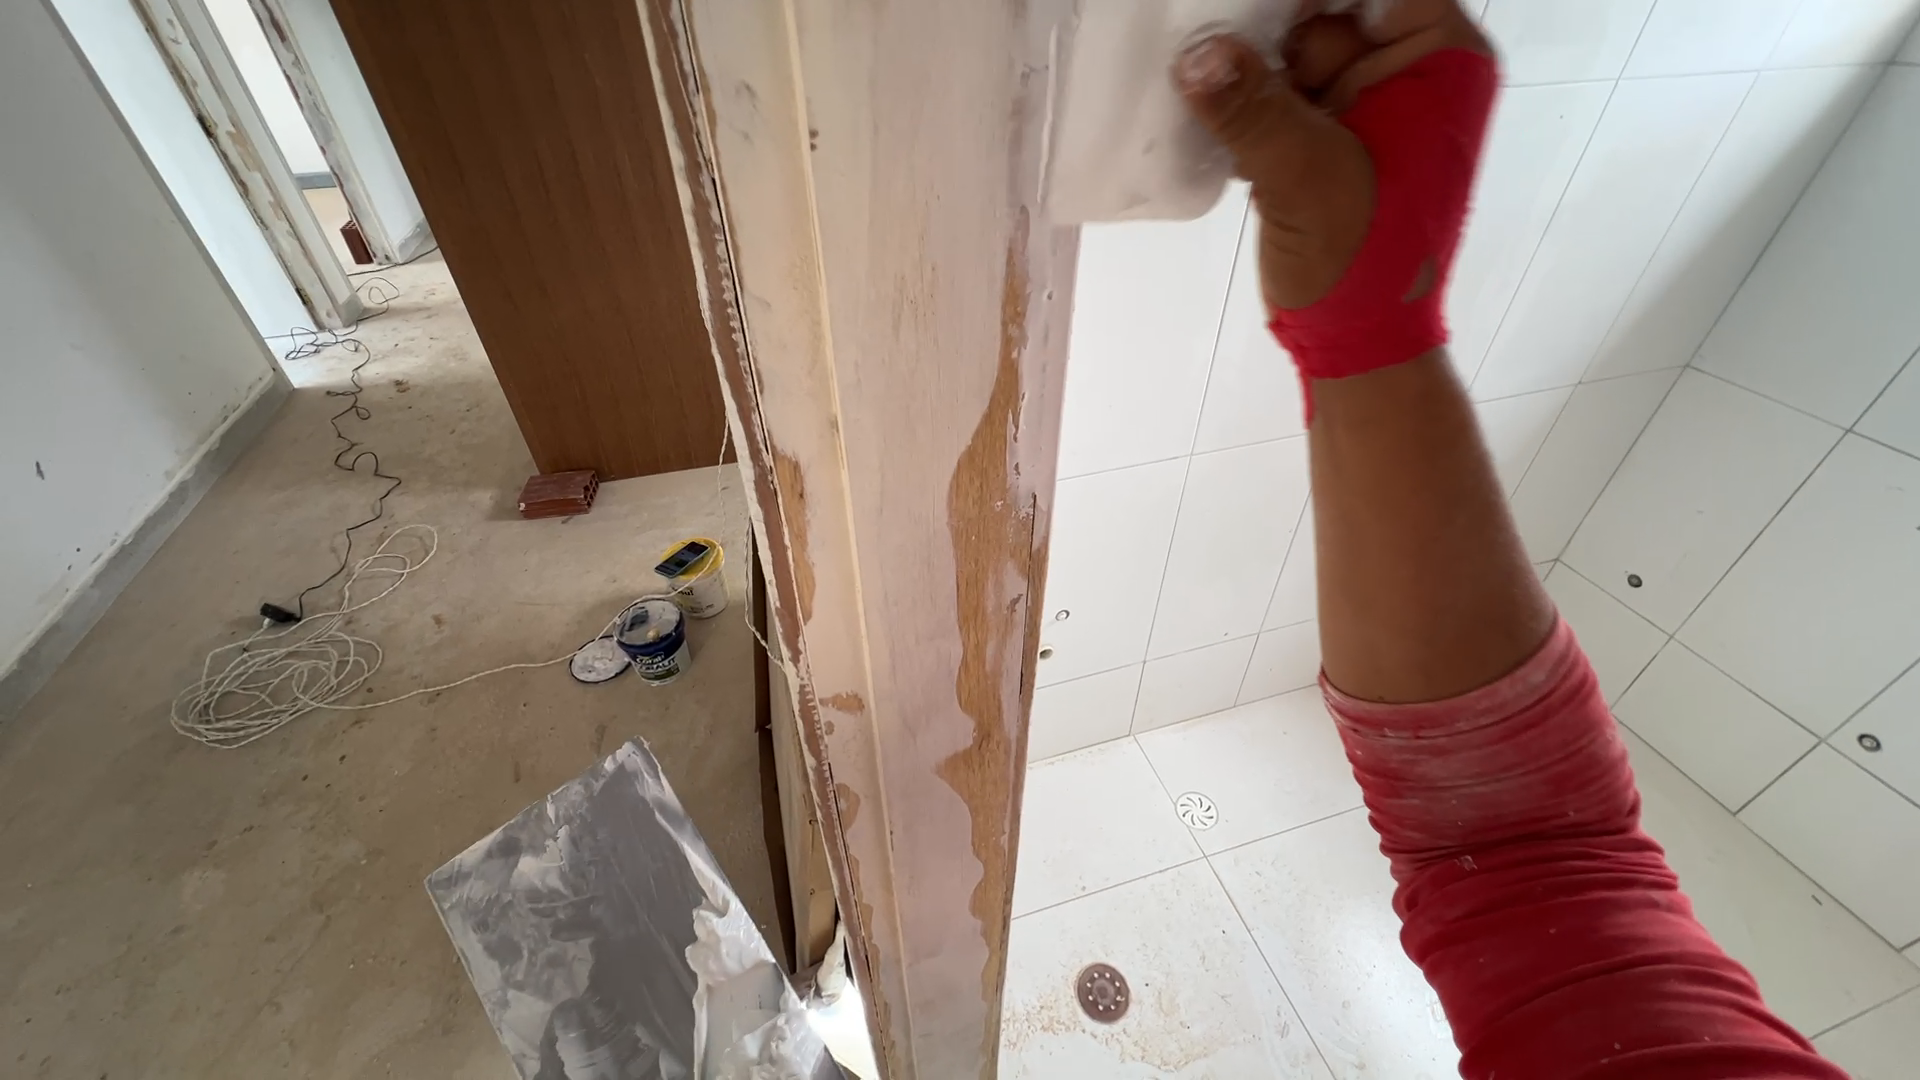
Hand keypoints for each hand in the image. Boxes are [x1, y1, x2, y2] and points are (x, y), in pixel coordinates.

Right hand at [1172, 2, 1492, 315]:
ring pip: (1293, 64)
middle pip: (1326, 16)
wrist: (1354, 340)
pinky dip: (1243, 111)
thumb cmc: (1360, 257)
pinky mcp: (1323, 151)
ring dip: (1245, 72)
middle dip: (1264, 25)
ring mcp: (1360, 115)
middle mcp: (1403, 74)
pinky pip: (1278, 109)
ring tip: (1192, 71)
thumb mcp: (1307, 175)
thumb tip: (1195, 53)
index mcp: (1434, 58)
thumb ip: (1252, 110)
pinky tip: (1202, 111)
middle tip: (1201, 28)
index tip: (1244, 0)